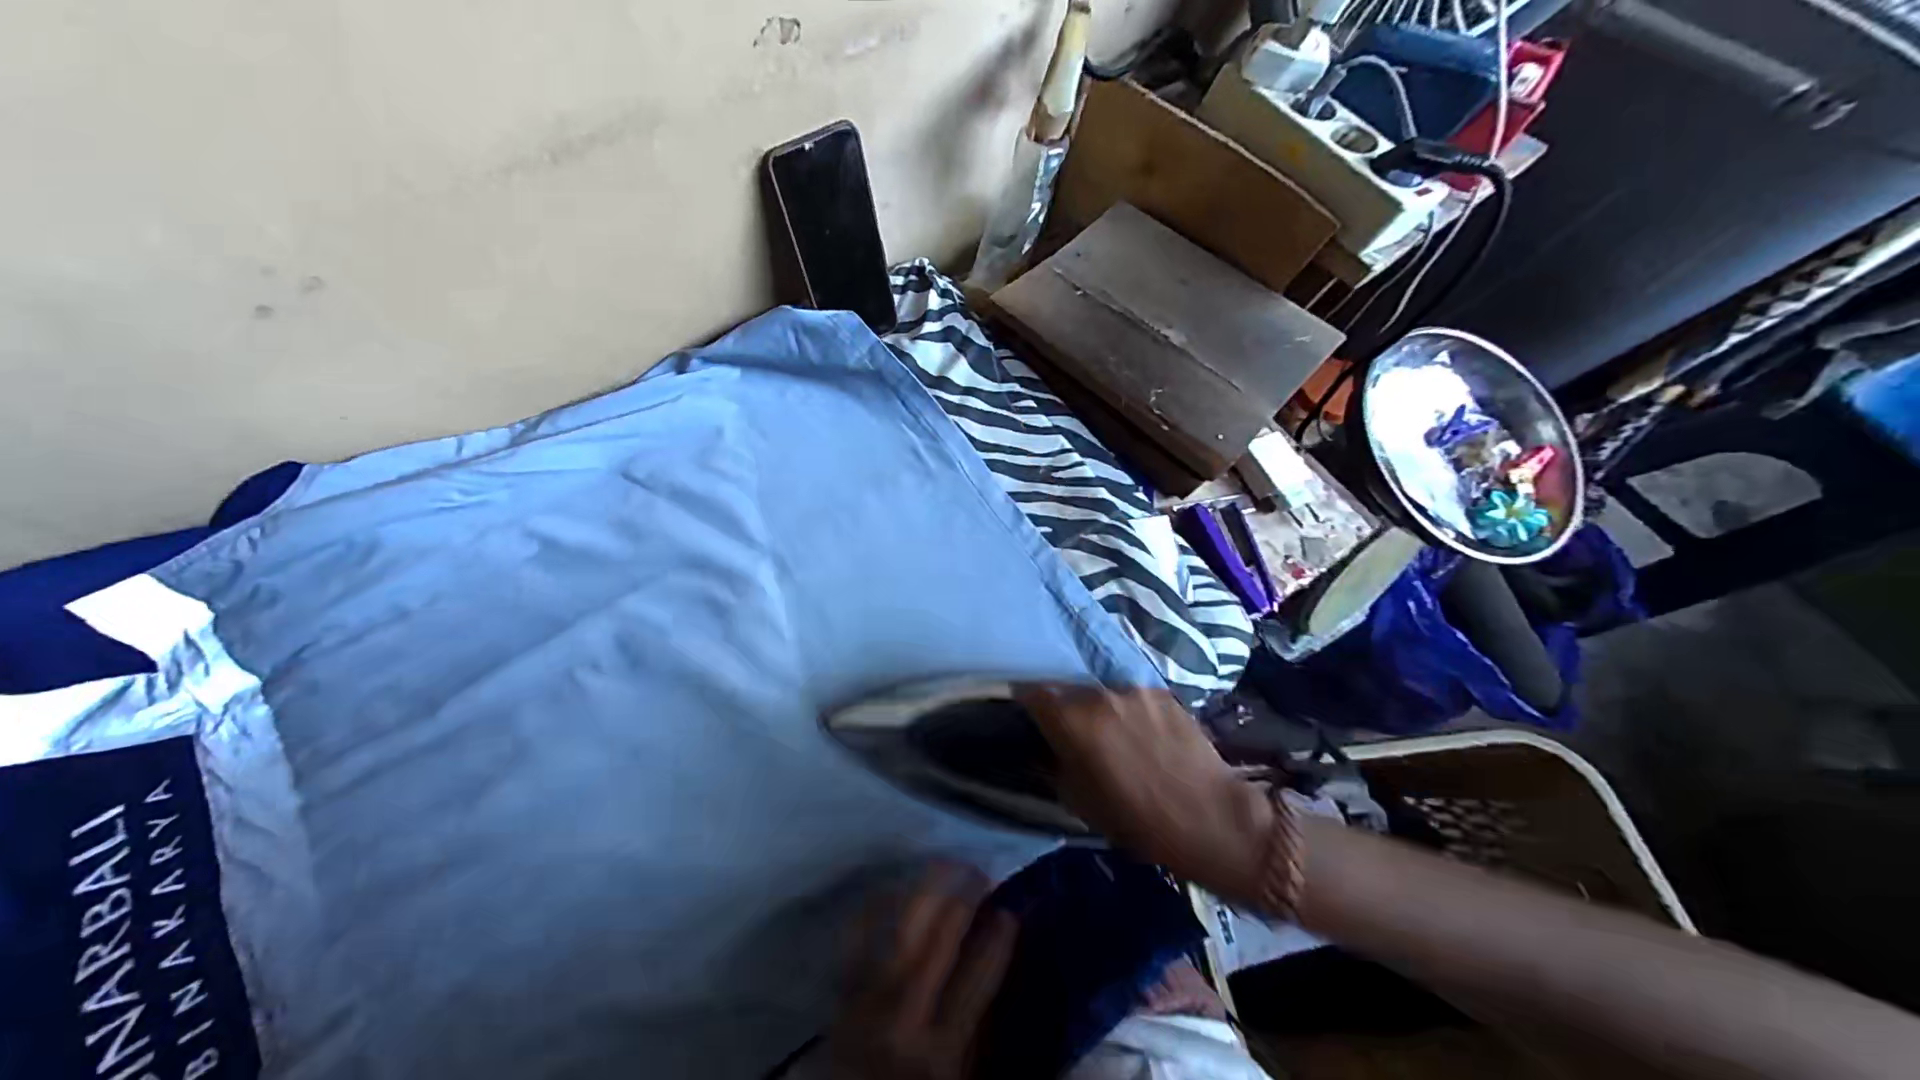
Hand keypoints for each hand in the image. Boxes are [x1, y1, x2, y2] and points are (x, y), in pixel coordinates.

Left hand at [825, 863, 1018, 1079]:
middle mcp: (904, 1020)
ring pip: (898, 930)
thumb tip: (991, 962)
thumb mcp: (957, 1077)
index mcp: (942, 1050)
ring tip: (944, 864)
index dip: (996, 942)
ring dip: (924, 890)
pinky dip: (876, 907)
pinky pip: (856, 938)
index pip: (977, 982)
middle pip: (938, 944)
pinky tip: (894, 885)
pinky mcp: (839, 995)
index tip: (1008, 912)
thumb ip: (975, 1030)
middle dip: (963, 900)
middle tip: (979, 871)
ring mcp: (866, 1003)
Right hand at [1018, 684, 1275, 906]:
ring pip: (1102, 692)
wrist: (1209, 816)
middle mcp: (1098, 694)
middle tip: (1074, 734)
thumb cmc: (1136, 818)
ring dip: (1100, 710)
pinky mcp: (1163, 693)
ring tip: (1115, 737)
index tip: (1031, 720)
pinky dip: (1130, 711)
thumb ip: (1054, 763)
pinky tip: (1145, 736)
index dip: (1027, 705)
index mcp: (1071, 719)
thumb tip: (1046, 747)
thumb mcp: (1078, 800)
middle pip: (1068, 690)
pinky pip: (1133, 697)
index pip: (1032, 693)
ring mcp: (1134, 690)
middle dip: (1065, 708)